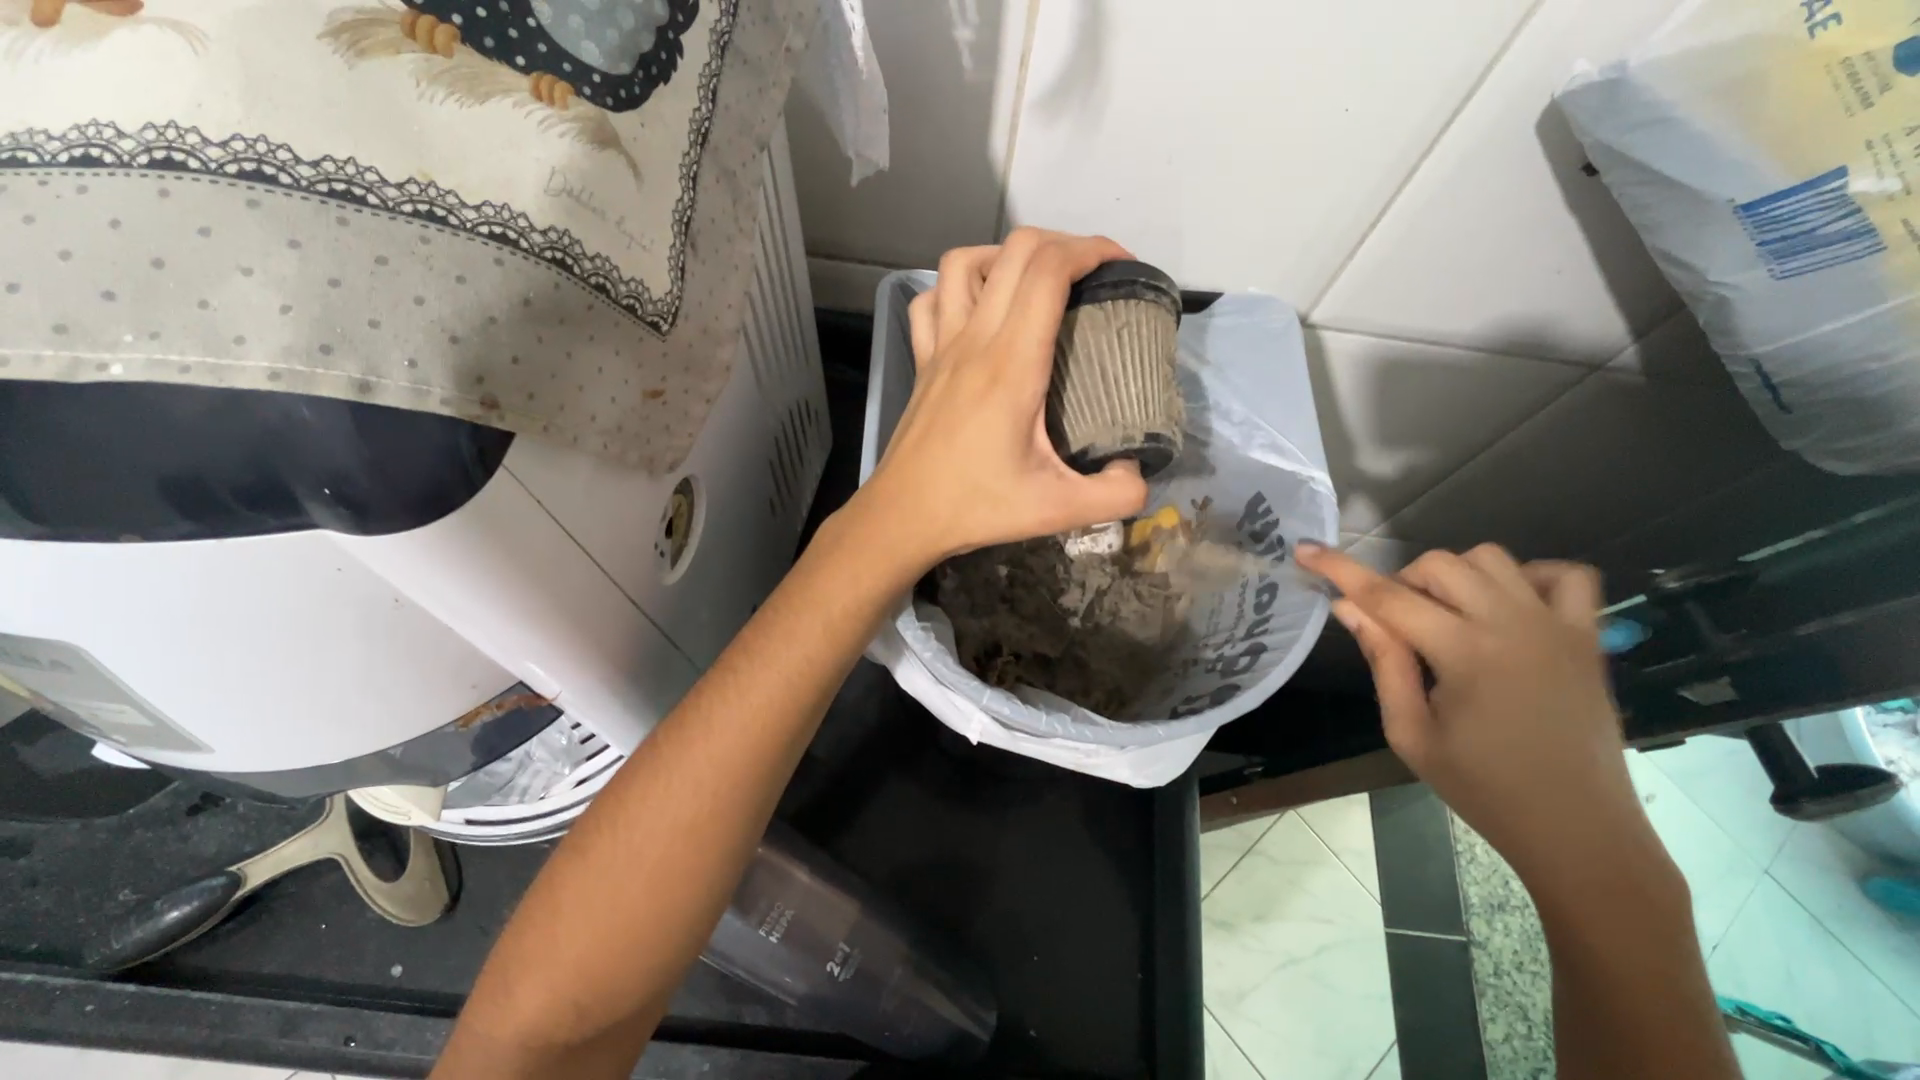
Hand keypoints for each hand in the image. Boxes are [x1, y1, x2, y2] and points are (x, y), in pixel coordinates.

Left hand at [849, 229, 1150, 566]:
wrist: (903, 516)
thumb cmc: (976, 508)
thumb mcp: (1058, 511)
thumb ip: (1115, 495)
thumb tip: (1139, 471)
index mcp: (1012, 364)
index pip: (1049, 271)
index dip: (1091, 250)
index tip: (1121, 264)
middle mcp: (974, 340)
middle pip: (1015, 250)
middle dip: (1064, 243)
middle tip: (1093, 273)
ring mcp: (941, 346)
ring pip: (964, 262)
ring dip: (1006, 255)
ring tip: (1036, 280)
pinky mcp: (922, 361)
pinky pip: (931, 299)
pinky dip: (957, 288)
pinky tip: (978, 308)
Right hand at [1296, 543, 1648, 879]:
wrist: (1577, 828)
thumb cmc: (1483, 788)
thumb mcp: (1411, 735)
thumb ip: (1384, 663)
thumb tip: (1348, 609)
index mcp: (1464, 653)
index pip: (1386, 596)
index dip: (1339, 569)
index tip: (1305, 549)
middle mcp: (1511, 624)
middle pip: (1438, 565)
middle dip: (1402, 583)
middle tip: (1396, 626)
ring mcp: (1556, 625)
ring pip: (1491, 558)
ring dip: (1455, 576)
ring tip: (1448, 617)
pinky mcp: (1588, 636)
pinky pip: (1565, 574)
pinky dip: (1529, 576)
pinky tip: (1508, 605)